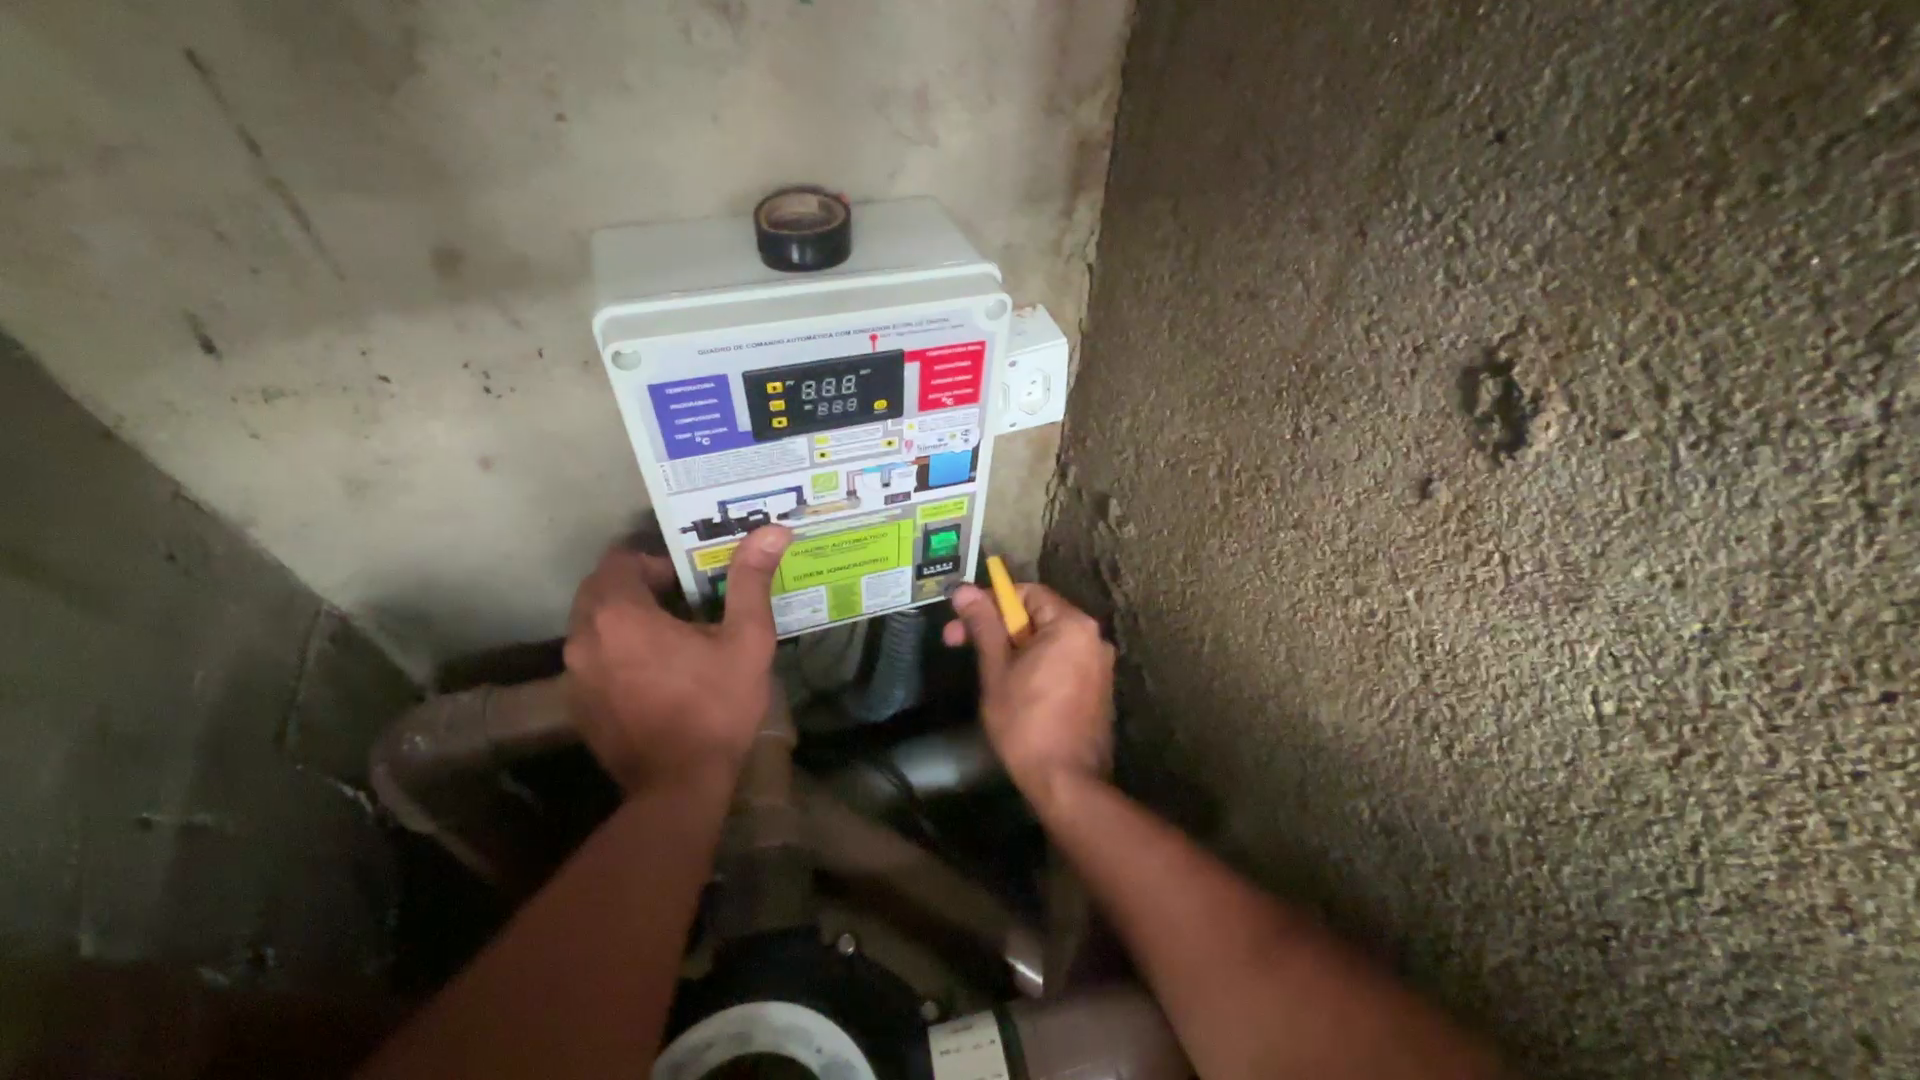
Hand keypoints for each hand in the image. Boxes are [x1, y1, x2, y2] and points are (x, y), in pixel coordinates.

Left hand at [563, 526, 792, 791]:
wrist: (680, 786)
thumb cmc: (716, 706)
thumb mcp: (746, 640)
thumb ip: (751, 580)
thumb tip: (773, 529)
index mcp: (619, 613)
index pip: (620, 560)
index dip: (654, 564)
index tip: (688, 584)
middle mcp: (583, 637)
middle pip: (601, 590)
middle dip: (638, 589)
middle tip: (683, 607)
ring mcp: (574, 674)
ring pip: (593, 626)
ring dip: (625, 622)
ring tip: (671, 641)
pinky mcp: (576, 705)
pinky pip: (592, 660)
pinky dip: (616, 655)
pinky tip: (654, 678)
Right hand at [944, 582, 1115, 800]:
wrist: (1066, 781)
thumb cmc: (1026, 722)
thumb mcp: (997, 669)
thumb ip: (984, 625)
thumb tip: (963, 589)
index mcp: (1072, 625)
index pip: (1027, 592)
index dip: (989, 601)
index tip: (960, 620)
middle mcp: (1093, 638)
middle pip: (1038, 616)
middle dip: (997, 627)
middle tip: (958, 643)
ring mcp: (1100, 666)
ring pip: (1049, 642)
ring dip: (1014, 647)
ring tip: (985, 670)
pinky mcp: (1098, 690)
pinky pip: (1062, 663)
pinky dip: (1036, 665)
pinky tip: (1013, 687)